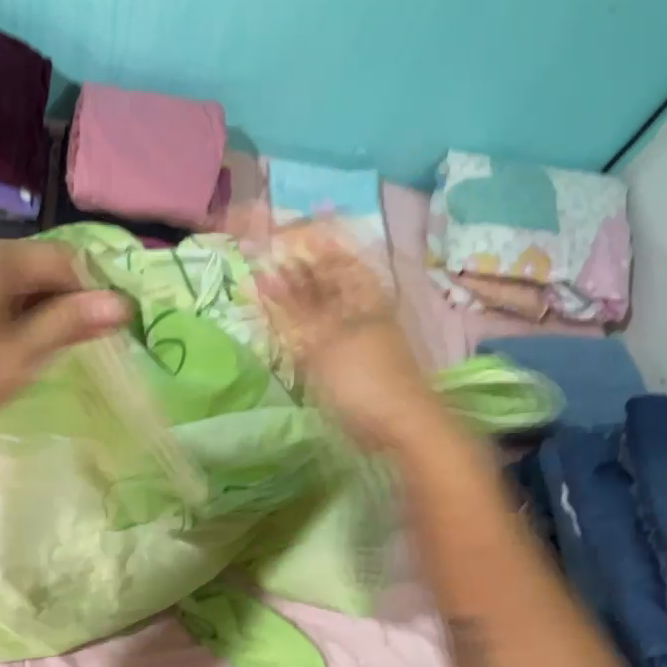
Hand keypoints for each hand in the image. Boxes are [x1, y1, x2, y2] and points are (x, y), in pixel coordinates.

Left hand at [0, 238, 130, 429]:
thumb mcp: (18, 356)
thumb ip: (68, 325)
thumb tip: (121, 304)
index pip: (65, 260)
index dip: (90, 292)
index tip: (100, 331)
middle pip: (35, 264)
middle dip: (59, 299)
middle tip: (66, 345)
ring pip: (7, 276)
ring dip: (30, 305)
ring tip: (31, 349)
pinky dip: (1, 306)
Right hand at [256, 224, 451, 450]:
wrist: (403, 428)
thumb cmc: (363, 379)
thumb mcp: (323, 340)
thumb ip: (292, 307)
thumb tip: (263, 274)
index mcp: (362, 295)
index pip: (332, 256)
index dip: (306, 243)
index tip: (275, 238)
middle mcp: (365, 309)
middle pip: (330, 282)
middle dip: (298, 273)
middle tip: (264, 269)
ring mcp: (364, 336)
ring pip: (328, 308)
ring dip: (299, 302)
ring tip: (270, 298)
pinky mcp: (358, 363)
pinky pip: (328, 335)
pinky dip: (306, 330)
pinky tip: (292, 334)